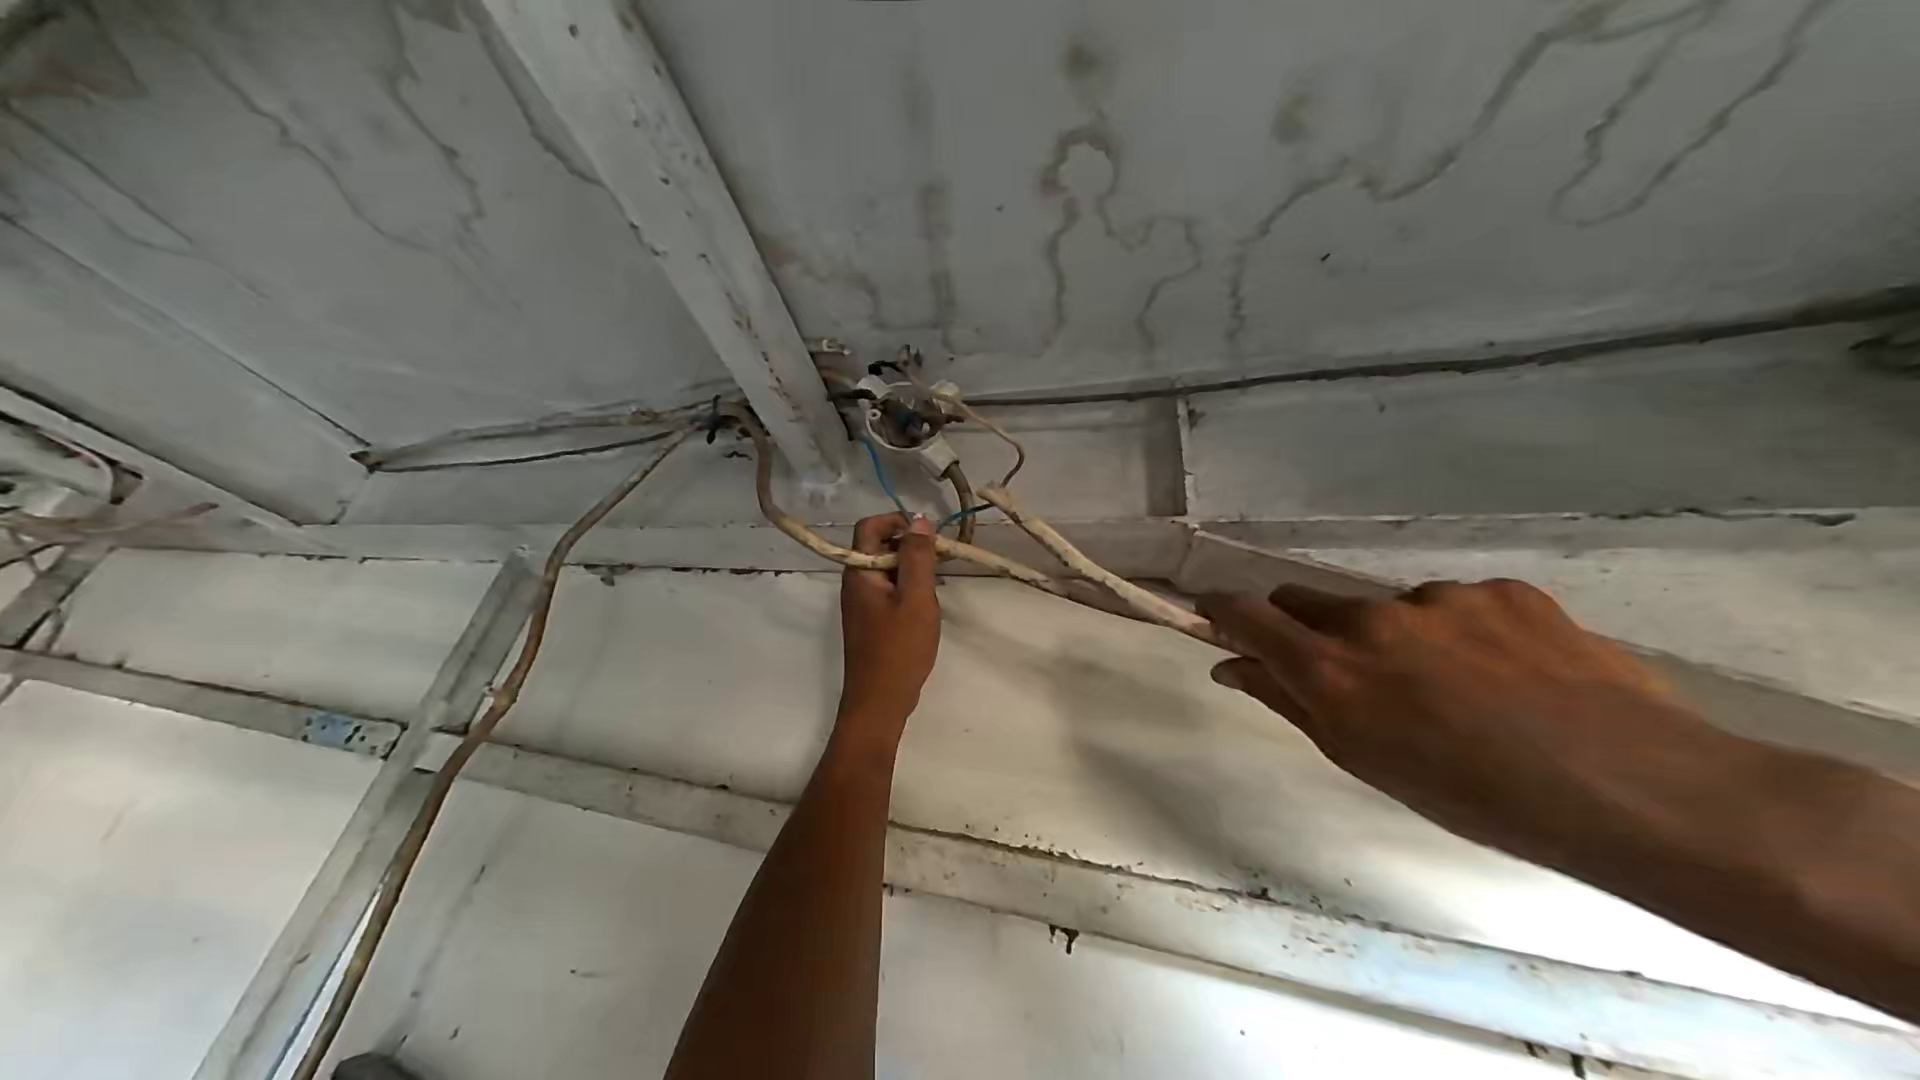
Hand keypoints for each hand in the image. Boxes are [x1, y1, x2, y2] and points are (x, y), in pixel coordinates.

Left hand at [837, 513, 940, 738]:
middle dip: (909, 546)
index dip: (896, 520)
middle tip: (939, 560)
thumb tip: (919, 519)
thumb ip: (917, 557)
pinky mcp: (870, 620)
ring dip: (911, 568)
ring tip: (936, 584)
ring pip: (886, 569)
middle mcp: (855, 583)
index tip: (926, 535)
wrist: (880, 701)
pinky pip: (888, 590)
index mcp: (859, 572)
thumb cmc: (899, 648)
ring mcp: (861, 603)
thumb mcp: (916, 598)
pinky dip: (907, 588)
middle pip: (878, 545)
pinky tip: (926, 605)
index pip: (869, 526)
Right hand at [1200, 580, 1733, 869]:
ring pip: (1386, 607)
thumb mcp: (1361, 758)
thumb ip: (1287, 700)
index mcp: (1331, 667)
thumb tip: (1231, 665)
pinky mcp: (1501, 589)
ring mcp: (1439, 597)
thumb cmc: (1472, 796)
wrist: (1631, 789)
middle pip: (1306, 599)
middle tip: (1345, 672)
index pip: (1247, 614)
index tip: (1212, 611)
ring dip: (1395, 638)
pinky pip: (1455, 606)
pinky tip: (1507, 676)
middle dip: (1307, 628)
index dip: (1221, 608)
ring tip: (1457, 689)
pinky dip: (1460, 633)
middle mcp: (1372, 619)